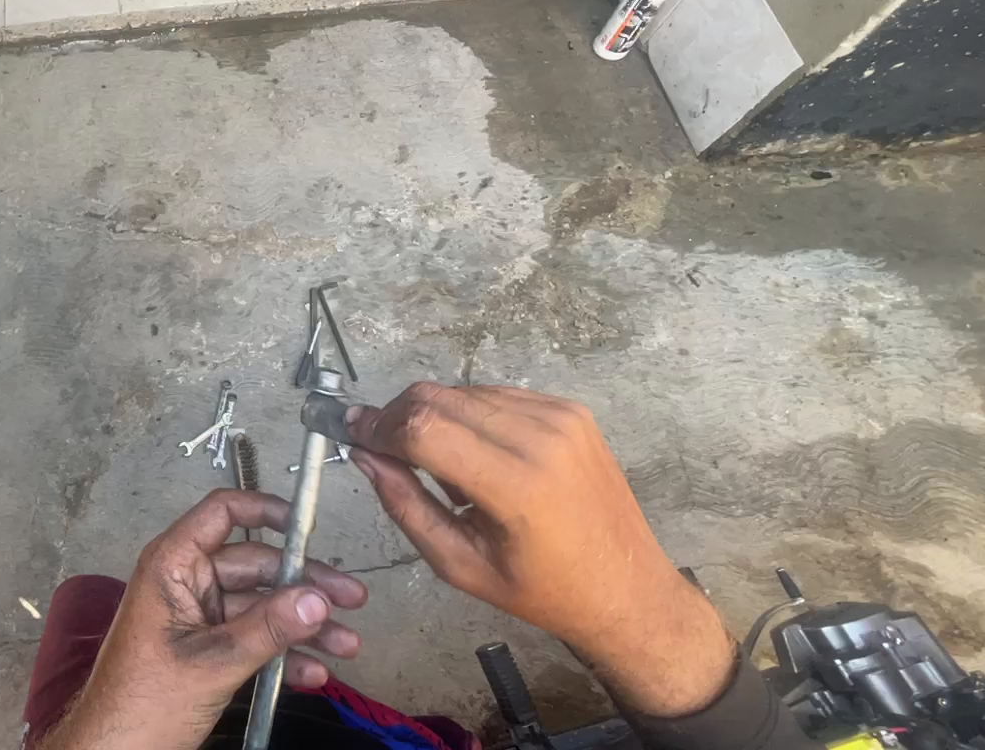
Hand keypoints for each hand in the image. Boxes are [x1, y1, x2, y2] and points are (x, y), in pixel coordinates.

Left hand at [40, 489, 367, 749]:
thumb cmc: (144, 700)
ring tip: (347, 643)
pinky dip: (282, 653)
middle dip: (302, 583)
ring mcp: (197, 614)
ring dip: (302, 624)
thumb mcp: (212, 662)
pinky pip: (251, 637)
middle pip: (254, 563)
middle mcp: (186, 579)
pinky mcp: (206, 646)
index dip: (264, 510)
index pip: (222, 513)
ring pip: (258, 605)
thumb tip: (316, 599)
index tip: (307, 525)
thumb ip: (267, 629)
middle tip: (352, 598)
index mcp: (173, 562)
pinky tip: (315, 672)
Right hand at [346, 383, 733, 717]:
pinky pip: (492, 394)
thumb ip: (404, 505)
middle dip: (395, 415)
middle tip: (380, 444)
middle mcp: (540, 438)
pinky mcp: (570, 409)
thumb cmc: (541, 590)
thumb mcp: (458, 565)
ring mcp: (560, 417)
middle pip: (435, 398)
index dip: (378, 427)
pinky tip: (474, 450)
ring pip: (459, 391)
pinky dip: (466, 414)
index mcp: (516, 487)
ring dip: (431, 416)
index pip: (423, 428)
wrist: (631, 591)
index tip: (353, 435)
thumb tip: (364, 455)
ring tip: (438, 461)